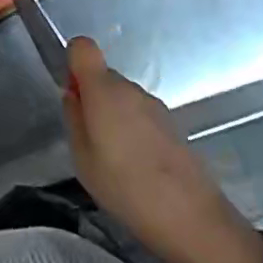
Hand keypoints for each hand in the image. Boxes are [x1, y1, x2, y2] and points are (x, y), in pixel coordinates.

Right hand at [64, 36, 262, 262]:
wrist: (190, 215)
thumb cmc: (125, 186)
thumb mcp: (83, 159)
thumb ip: (74, 118)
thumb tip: (73, 94)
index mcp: (103, 89)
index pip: (83, 46)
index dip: (73, 62)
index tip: (73, 94)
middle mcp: (130, 87)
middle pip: (103, 75)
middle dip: (93, 97)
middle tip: (90, 138)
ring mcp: (154, 104)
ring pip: (123, 96)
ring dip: (114, 115)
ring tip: (115, 158)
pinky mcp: (171, 122)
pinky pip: (141, 113)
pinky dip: (134, 129)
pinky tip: (137, 165)